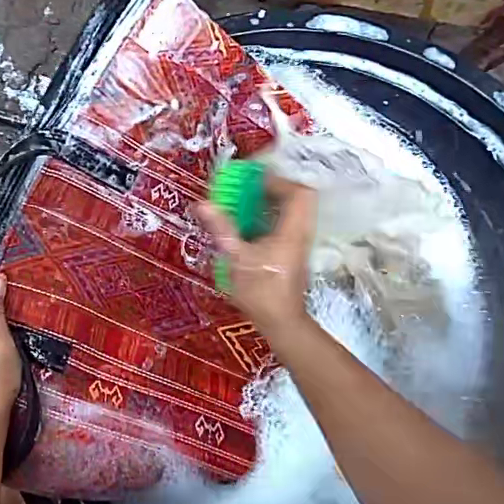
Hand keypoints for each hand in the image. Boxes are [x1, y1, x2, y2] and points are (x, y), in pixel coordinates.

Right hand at [193, 173, 316, 336]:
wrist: (280, 322)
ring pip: (294, 211)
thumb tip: (202, 204)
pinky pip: (287, 224)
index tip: (253, 180)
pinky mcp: (293, 252)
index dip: (278, 180)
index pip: (299, 192)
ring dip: (273, 202)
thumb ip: (222, 228)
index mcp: (292, 231)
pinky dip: (270, 216)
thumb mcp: (237, 258)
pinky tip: (248, 223)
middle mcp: (301, 233)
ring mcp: (299, 243)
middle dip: (276, 187)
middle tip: (249, 188)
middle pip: (300, 198)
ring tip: (245, 201)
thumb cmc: (261, 291)